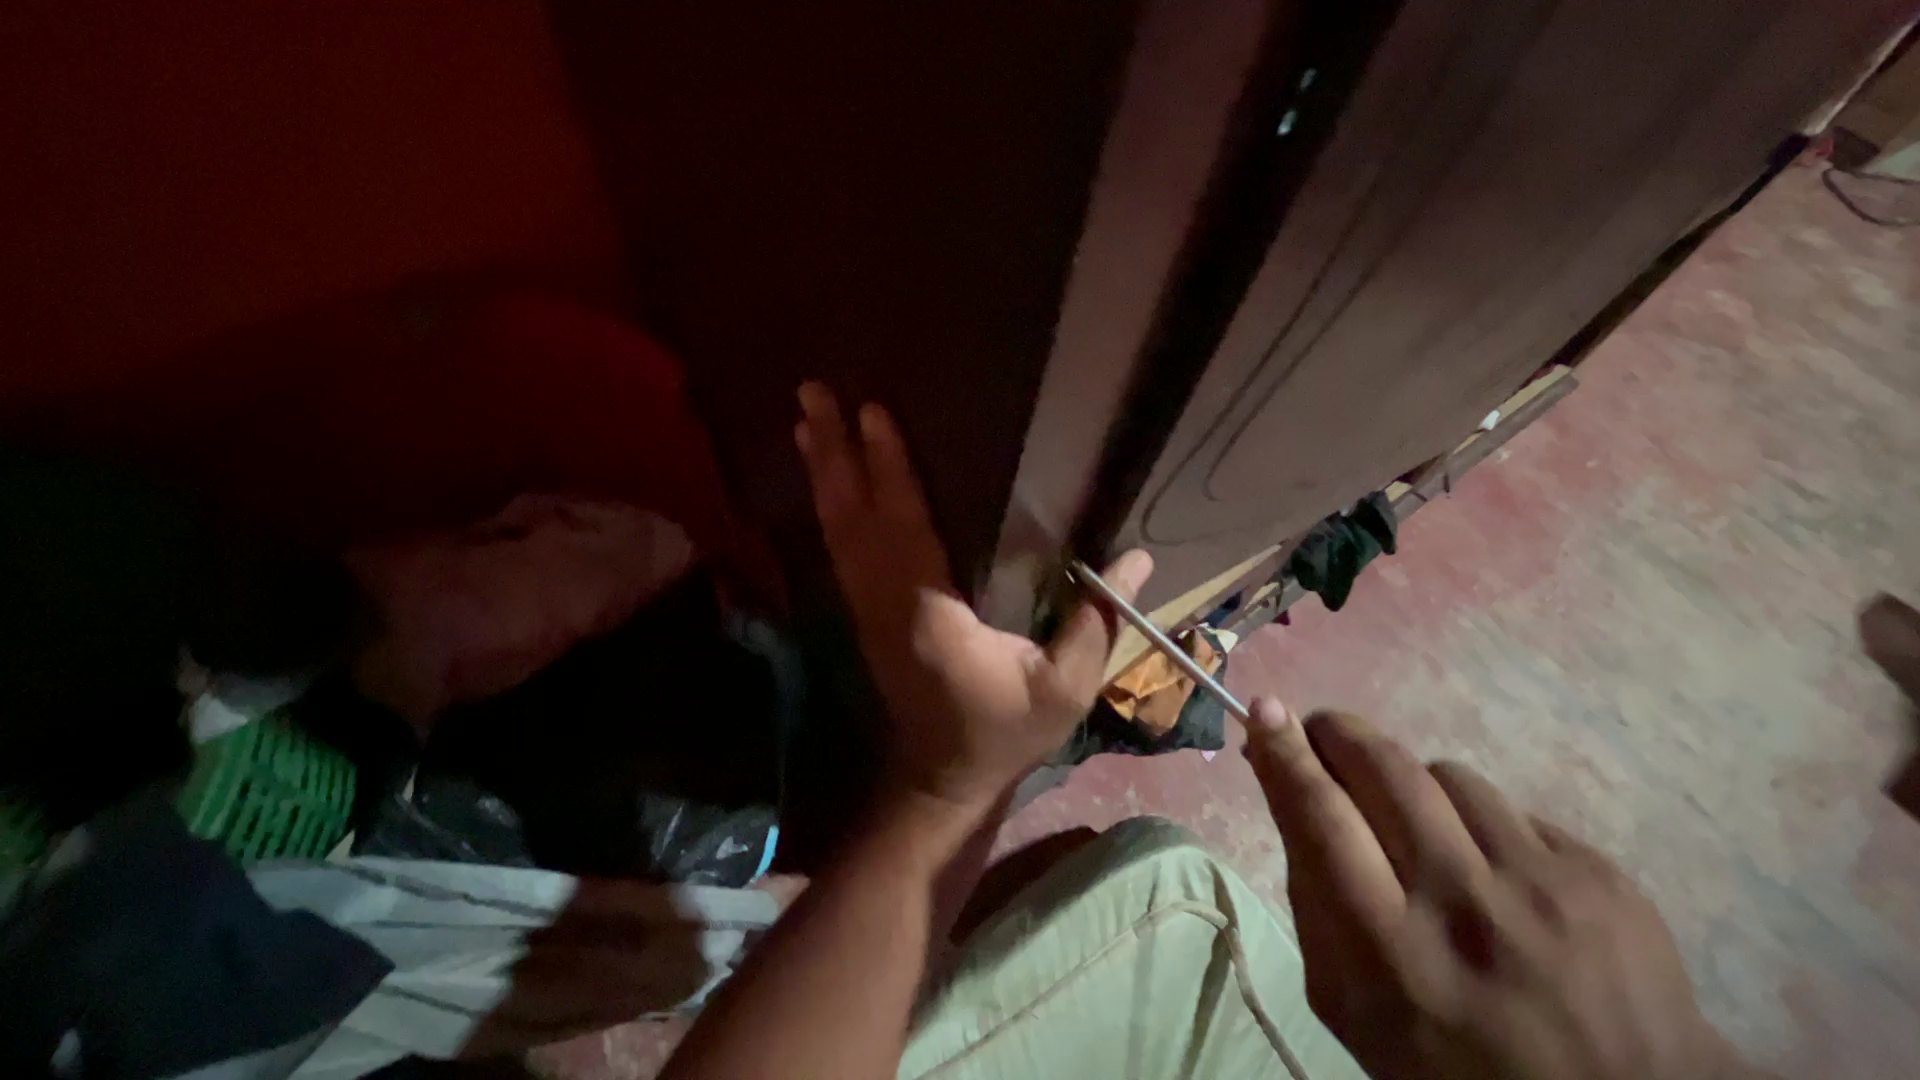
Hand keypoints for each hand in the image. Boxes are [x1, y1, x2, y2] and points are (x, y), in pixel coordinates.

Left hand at [795, 382, 1152, 810]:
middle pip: (855, 520)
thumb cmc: (1005, 733)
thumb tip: (1137, 559)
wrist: (944, 779)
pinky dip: (829, 509)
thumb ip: (1096, 623)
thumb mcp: (1065, 690)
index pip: (906, 531)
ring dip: (823, 474)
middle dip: (834, 455)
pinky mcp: (865, 618)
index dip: (889, 471)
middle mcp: (888, 607)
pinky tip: (822, 480)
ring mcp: (868, 613)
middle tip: (812, 392)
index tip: (873, 414)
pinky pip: (841, 553)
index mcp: (933, 618)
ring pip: (839, 533)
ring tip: (805, 419)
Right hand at [1244, 699, 1756, 1079]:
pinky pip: (1510, 808)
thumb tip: (1289, 791)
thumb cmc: (1454, 1061)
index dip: (1285, 755)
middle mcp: (1464, 905)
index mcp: (1390, 952)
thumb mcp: (1350, 1007)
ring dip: (1414, 786)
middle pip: (1384, 771)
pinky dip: (1481, 823)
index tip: (1263, 708)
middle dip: (1339, 734)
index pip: (1322, 819)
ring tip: (1422, 828)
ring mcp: (1542, 884)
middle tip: (1321, 732)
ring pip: (1447, 776)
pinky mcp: (1599, 873)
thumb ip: (1312, 902)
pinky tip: (1493, 868)